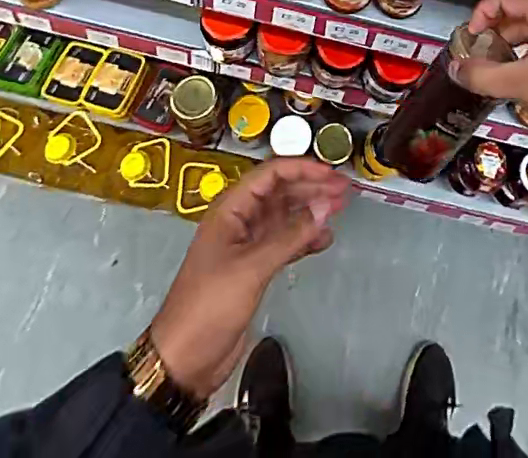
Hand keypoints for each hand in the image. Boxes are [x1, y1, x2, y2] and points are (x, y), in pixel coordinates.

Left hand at [147, 158, 350, 399]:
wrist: (185, 358)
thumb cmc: (208, 306)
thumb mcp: (251, 267)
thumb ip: (290, 236)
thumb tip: (323, 207)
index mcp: (230, 210)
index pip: (269, 174)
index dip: (301, 169)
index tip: (329, 173)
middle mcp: (239, 221)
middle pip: (279, 192)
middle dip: (310, 187)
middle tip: (342, 188)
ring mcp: (247, 244)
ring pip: (285, 216)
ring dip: (310, 210)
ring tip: (338, 208)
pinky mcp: (254, 268)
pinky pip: (285, 242)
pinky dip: (305, 238)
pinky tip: (323, 239)